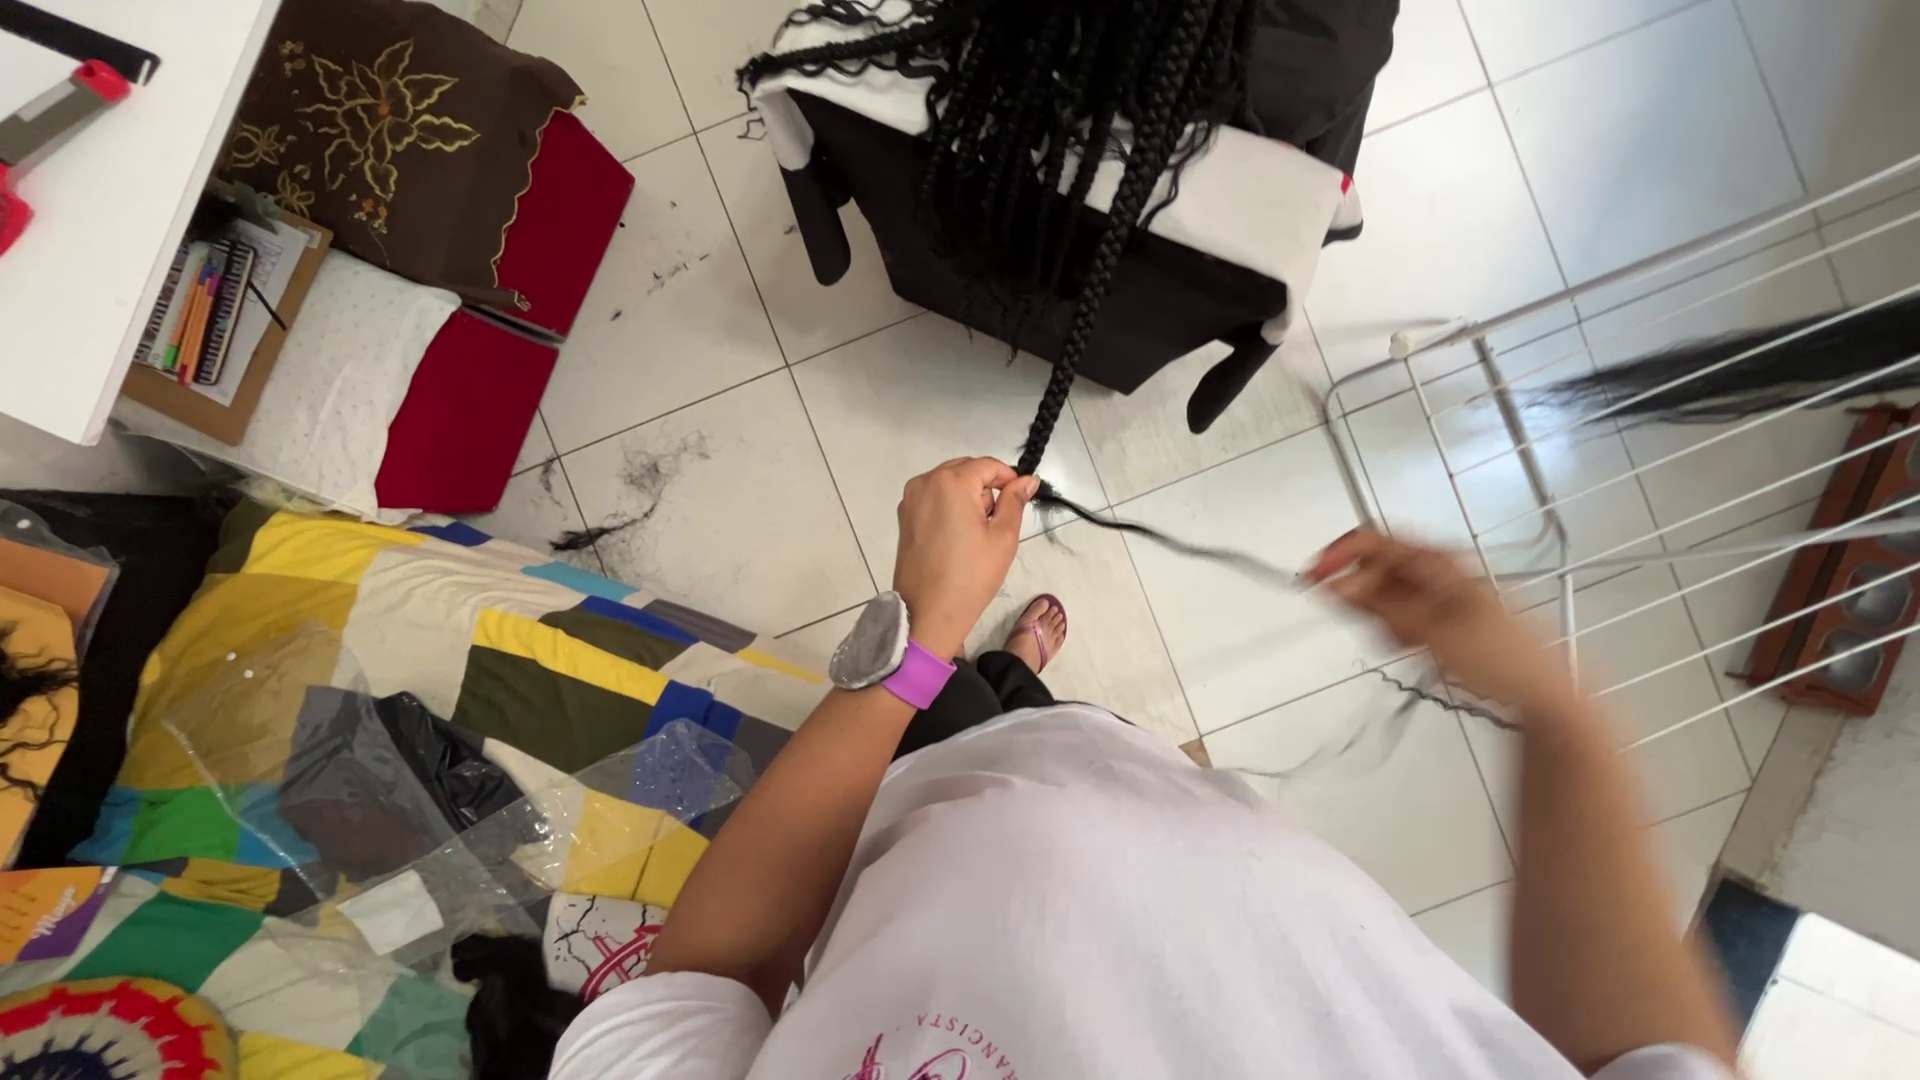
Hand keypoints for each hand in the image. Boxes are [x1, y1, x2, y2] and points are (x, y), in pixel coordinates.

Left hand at [892, 457, 1038, 657]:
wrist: (928, 614)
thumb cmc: (971, 576)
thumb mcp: (1002, 537)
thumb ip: (1015, 501)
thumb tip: (1027, 480)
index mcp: (950, 482)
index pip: (988, 465)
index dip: (1009, 479)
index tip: (1020, 500)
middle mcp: (925, 482)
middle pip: (966, 470)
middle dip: (986, 488)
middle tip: (997, 522)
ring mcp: (910, 500)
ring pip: (949, 483)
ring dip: (968, 497)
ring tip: (977, 533)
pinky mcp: (904, 517)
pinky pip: (934, 498)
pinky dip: (950, 507)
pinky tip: (958, 537)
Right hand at [1304, 529, 1576, 714]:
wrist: (1543, 692)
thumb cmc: (1498, 656)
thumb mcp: (1430, 631)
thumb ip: (1378, 605)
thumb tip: (1331, 583)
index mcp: (1436, 561)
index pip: (1372, 541)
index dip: (1337, 555)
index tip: (1310, 580)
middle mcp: (1434, 570)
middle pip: (1373, 569)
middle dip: (1363, 598)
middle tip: (1377, 628)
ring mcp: (1436, 592)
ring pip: (1382, 594)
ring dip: (1380, 619)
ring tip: (1406, 644)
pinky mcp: (1436, 615)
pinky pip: (1396, 614)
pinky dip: (1394, 630)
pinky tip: (1413, 647)